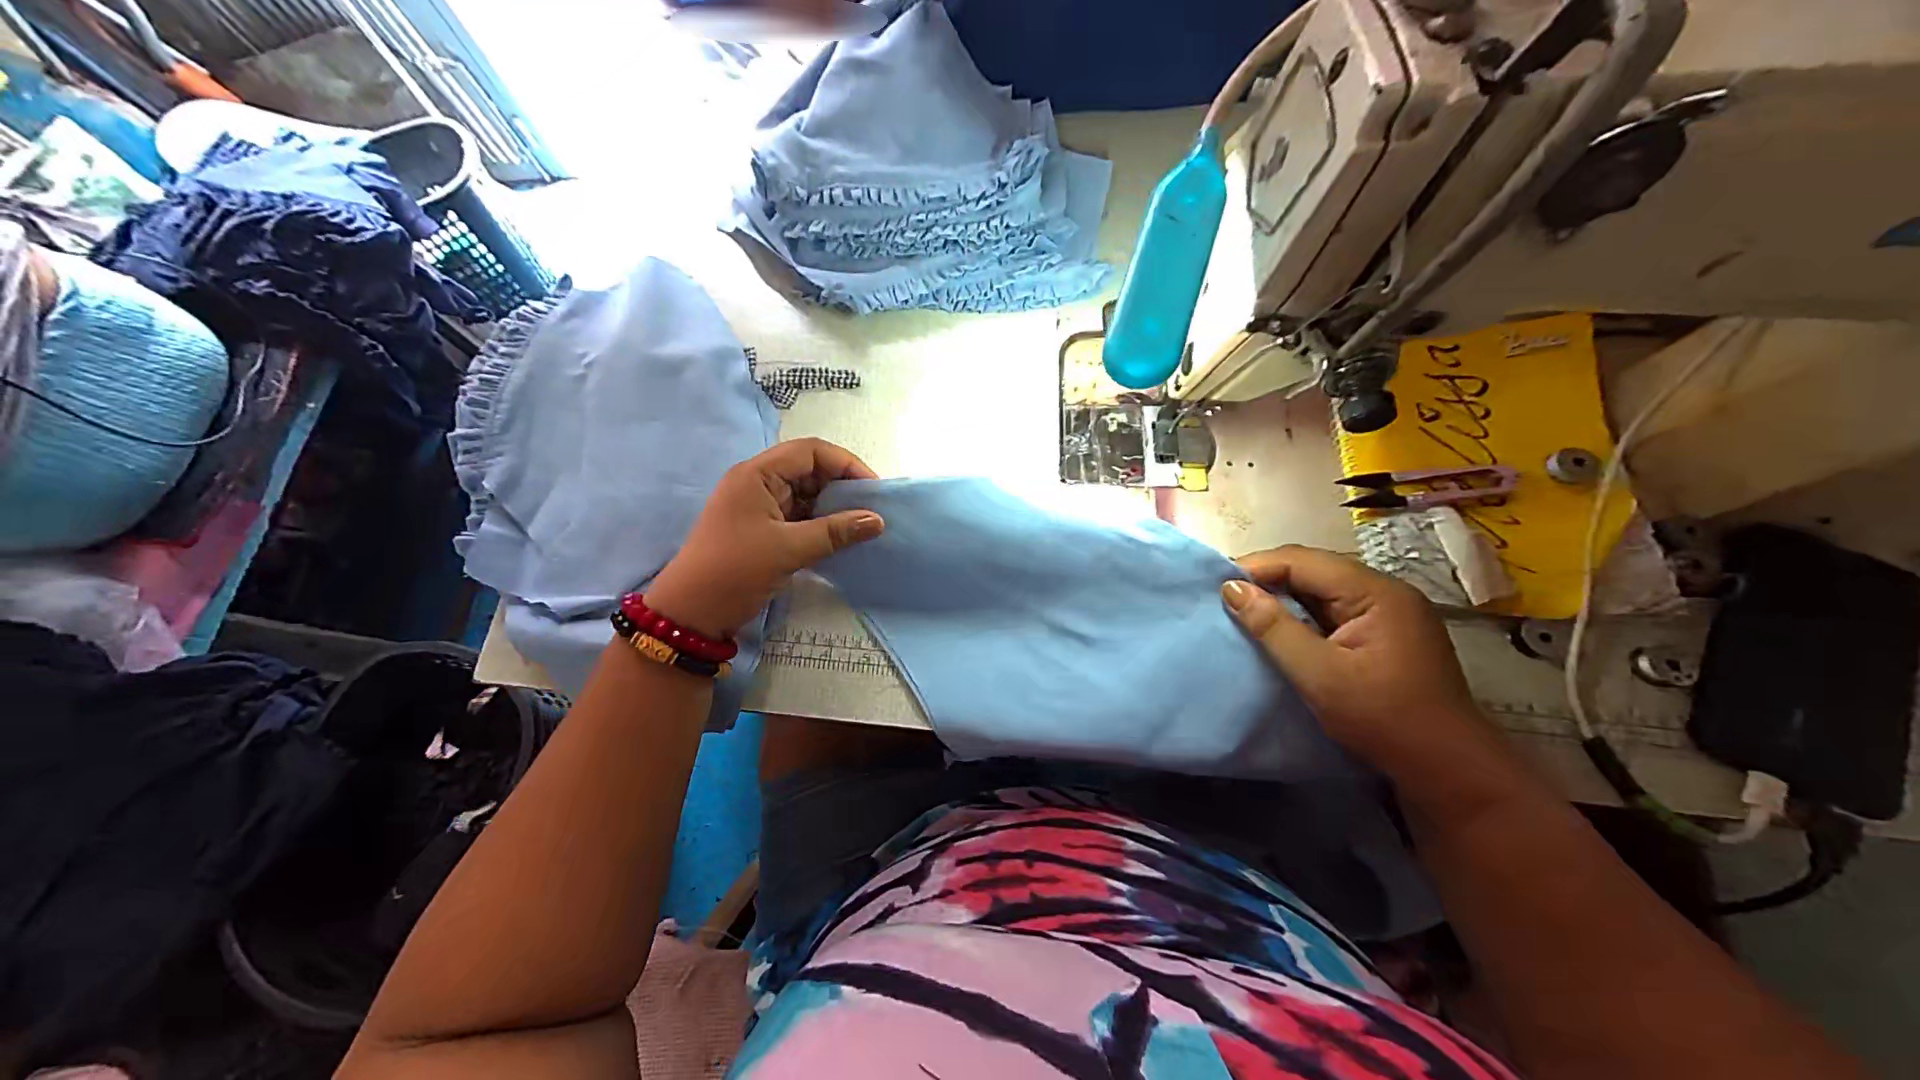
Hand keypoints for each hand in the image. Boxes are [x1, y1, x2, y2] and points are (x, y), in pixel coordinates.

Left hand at [644, 439, 883, 638]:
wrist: (690, 613)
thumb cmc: (735, 571)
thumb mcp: (789, 549)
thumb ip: (836, 531)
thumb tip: (877, 520)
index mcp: (757, 474)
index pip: (810, 451)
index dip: (846, 464)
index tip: (873, 489)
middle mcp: (757, 482)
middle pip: (809, 470)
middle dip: (842, 486)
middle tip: (871, 509)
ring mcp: (758, 506)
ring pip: (805, 495)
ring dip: (833, 507)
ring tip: (861, 526)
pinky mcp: (761, 529)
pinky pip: (798, 516)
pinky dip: (820, 524)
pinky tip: (841, 539)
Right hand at [1221, 546, 1500, 779]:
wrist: (1447, 767)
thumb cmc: (1382, 718)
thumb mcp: (1318, 674)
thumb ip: (1273, 627)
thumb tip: (1231, 587)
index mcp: (1376, 592)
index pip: (1304, 561)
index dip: (1257, 567)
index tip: (1217, 585)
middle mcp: (1385, 591)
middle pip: (1314, 569)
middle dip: (1268, 579)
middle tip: (1226, 597)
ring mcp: (1390, 611)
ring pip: (1323, 589)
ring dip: (1284, 597)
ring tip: (1245, 610)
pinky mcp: (1386, 632)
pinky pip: (1334, 609)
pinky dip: (1303, 614)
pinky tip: (1281, 628)